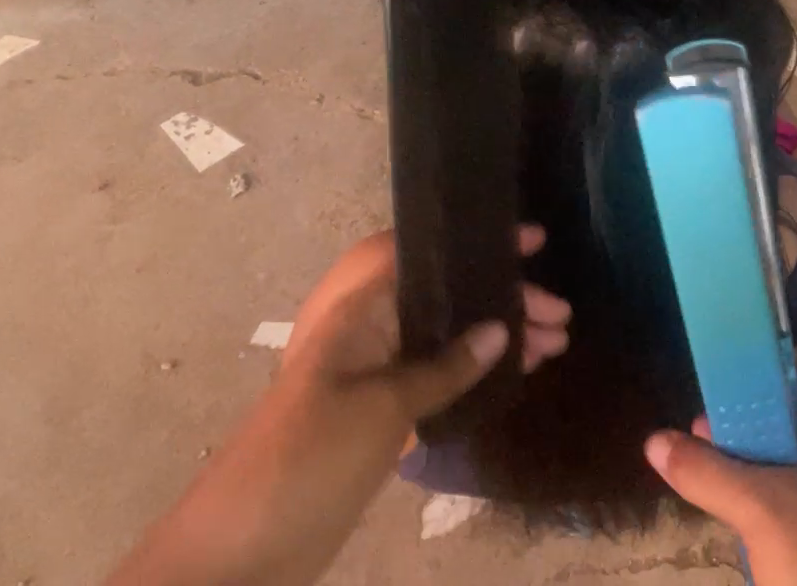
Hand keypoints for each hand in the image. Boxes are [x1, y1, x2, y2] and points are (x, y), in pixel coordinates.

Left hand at [108, 227, 569, 585]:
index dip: (476, 244)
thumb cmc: (306, 460)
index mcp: (357, 313)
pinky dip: (479, 370)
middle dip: (505, 297)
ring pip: (450, 335)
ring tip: (555, 344)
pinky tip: (519, 372)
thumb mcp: (380, 408)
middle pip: (447, 296)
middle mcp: (369, 332)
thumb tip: (499, 331)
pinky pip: (442, 374)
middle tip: (559, 313)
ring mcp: (376, 374)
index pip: (425, 255)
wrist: (237, 556)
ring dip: (502, 335)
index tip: (531, 242)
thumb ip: (444, 368)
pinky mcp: (382, 413)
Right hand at [644, 350, 796, 585]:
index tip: (719, 378)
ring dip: (754, 452)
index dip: (763, 366)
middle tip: (703, 424)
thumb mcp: (760, 510)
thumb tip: (653, 440)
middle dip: (750, 414)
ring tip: (708, 458)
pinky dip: (769, 484)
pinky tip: (736, 500)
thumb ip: (707, 471)